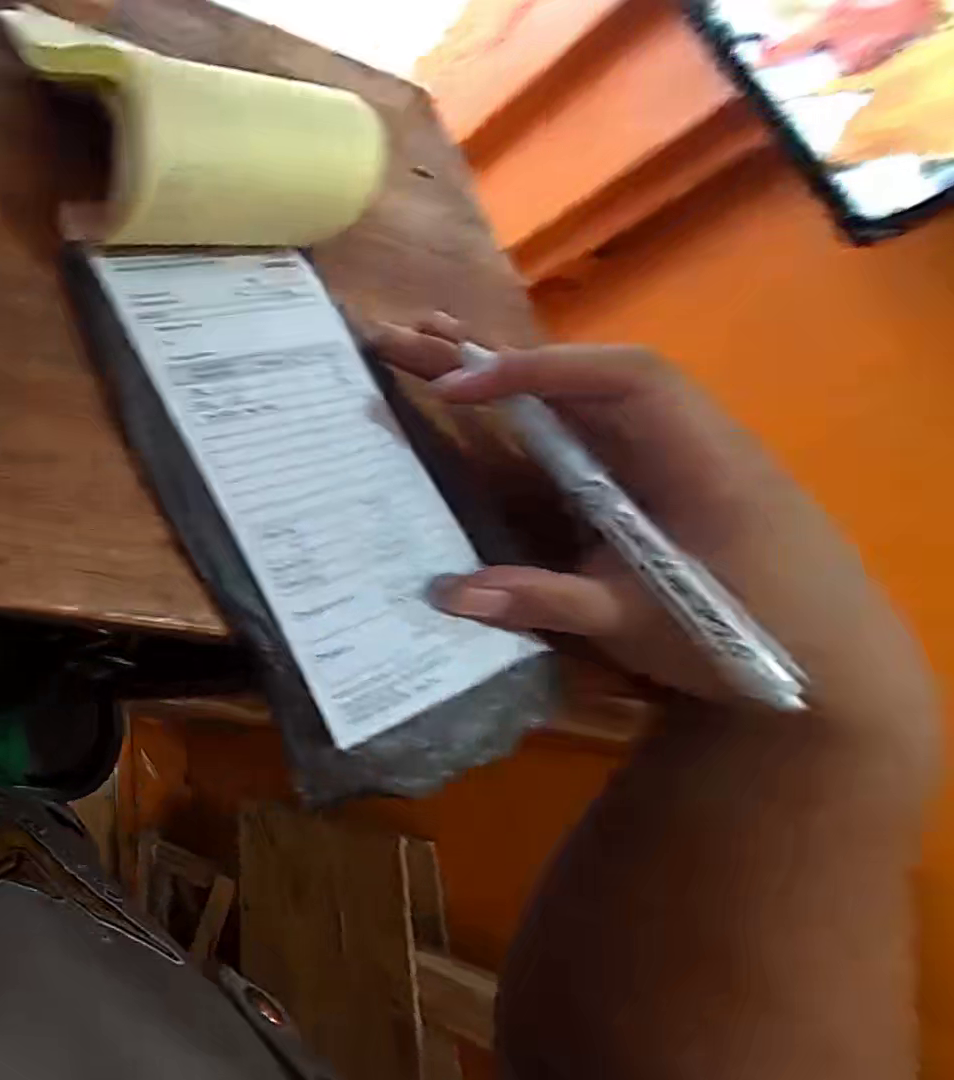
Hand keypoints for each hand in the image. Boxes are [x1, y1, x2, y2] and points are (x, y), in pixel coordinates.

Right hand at [371, 318, 936, 765]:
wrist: (825, 662)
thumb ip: (547, 599)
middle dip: (492, 353)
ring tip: (428, 344)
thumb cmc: (746, 634)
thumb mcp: (641, 622)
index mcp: (700, 460)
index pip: (623, 381)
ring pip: (572, 392)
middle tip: (410, 336)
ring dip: (499, 368)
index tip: (454, 388)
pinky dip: (516, 401)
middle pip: (580, 372)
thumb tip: (448, 592)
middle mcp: (675, 440)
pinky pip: (571, 422)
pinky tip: (475, 395)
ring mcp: (653, 455)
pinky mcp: (633, 476)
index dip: (538, 372)